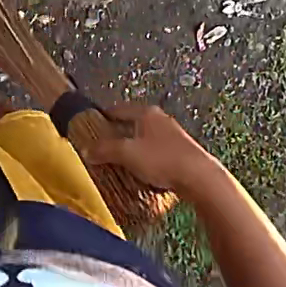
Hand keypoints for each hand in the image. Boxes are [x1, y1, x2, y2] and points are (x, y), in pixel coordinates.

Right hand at [89, 104, 217, 194]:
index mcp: (146, 113)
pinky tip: (139, 171)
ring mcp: (170, 135)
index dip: (103, 117)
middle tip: (100, 146)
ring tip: (118, 161)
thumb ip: (105, 150)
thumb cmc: (163, 159)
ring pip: (143, 138)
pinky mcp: (177, 151)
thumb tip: (87, 150)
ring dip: (131, 148)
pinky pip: (154, 151)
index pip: (118, 109)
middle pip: (131, 123)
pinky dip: (143, 158)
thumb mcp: (127, 153)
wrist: (198, 177)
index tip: (90, 125)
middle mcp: (159, 120)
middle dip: (116, 134)